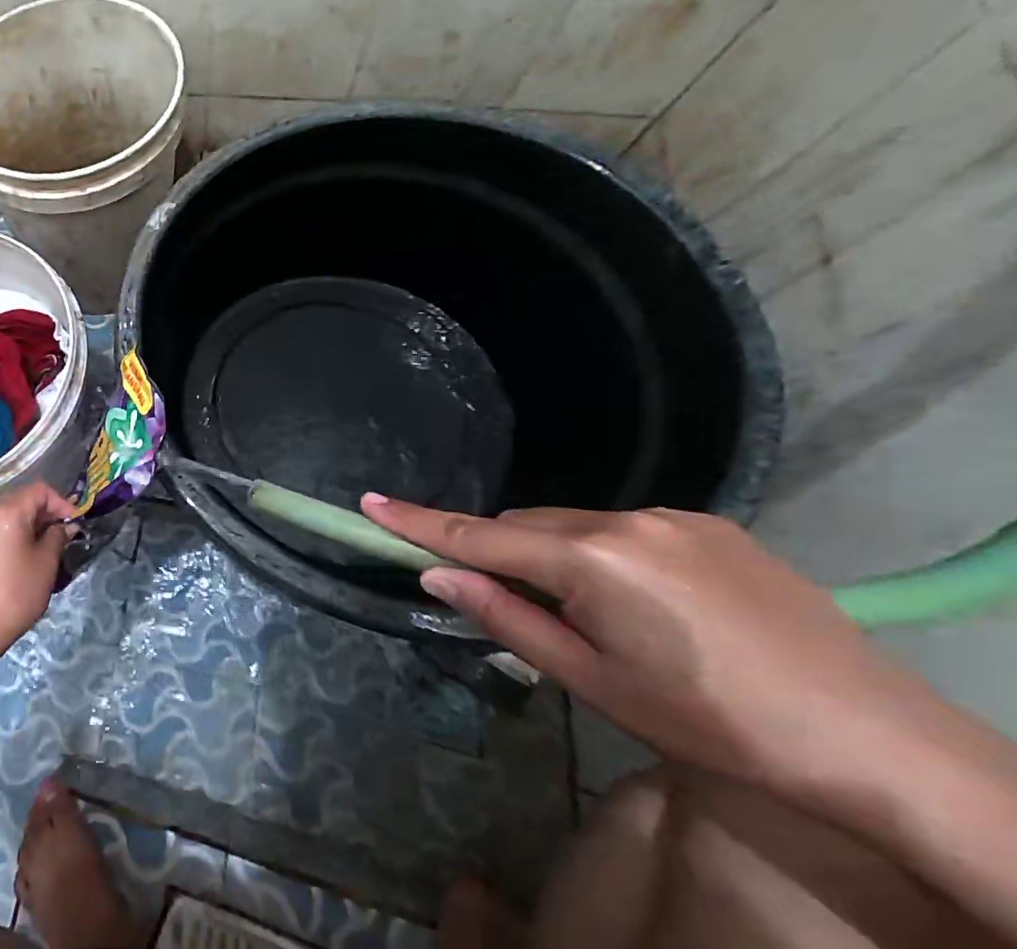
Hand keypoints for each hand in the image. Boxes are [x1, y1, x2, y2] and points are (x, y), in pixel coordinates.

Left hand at [0, 482, 78, 649]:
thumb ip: (58, 536)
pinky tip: (26, 552)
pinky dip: (15, 531)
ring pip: (10, 512)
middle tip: (64, 534)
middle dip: (46, 512)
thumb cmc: (18, 591)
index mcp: (7, 510)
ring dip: (31, 522)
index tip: (74, 523)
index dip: (61, 503)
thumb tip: (66, 526)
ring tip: (47, 545)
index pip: (40, 491)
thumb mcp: (46, 562)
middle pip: (23, 498)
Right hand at [360, 497, 937, 793]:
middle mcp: (628, 520)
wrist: (876, 742)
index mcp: (592, 561)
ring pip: (574, 526)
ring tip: (584, 617)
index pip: (479, 534)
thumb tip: (438, 575)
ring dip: (551, 556)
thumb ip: (505, 617)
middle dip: (498, 552)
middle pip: (526, 524)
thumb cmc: (710, 723)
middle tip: (498, 602)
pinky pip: (623, 529)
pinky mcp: (713, 527)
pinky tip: (639, 604)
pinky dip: (598, 554)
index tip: (368, 502)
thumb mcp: (590, 680)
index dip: (418, 521)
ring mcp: (676, 518)